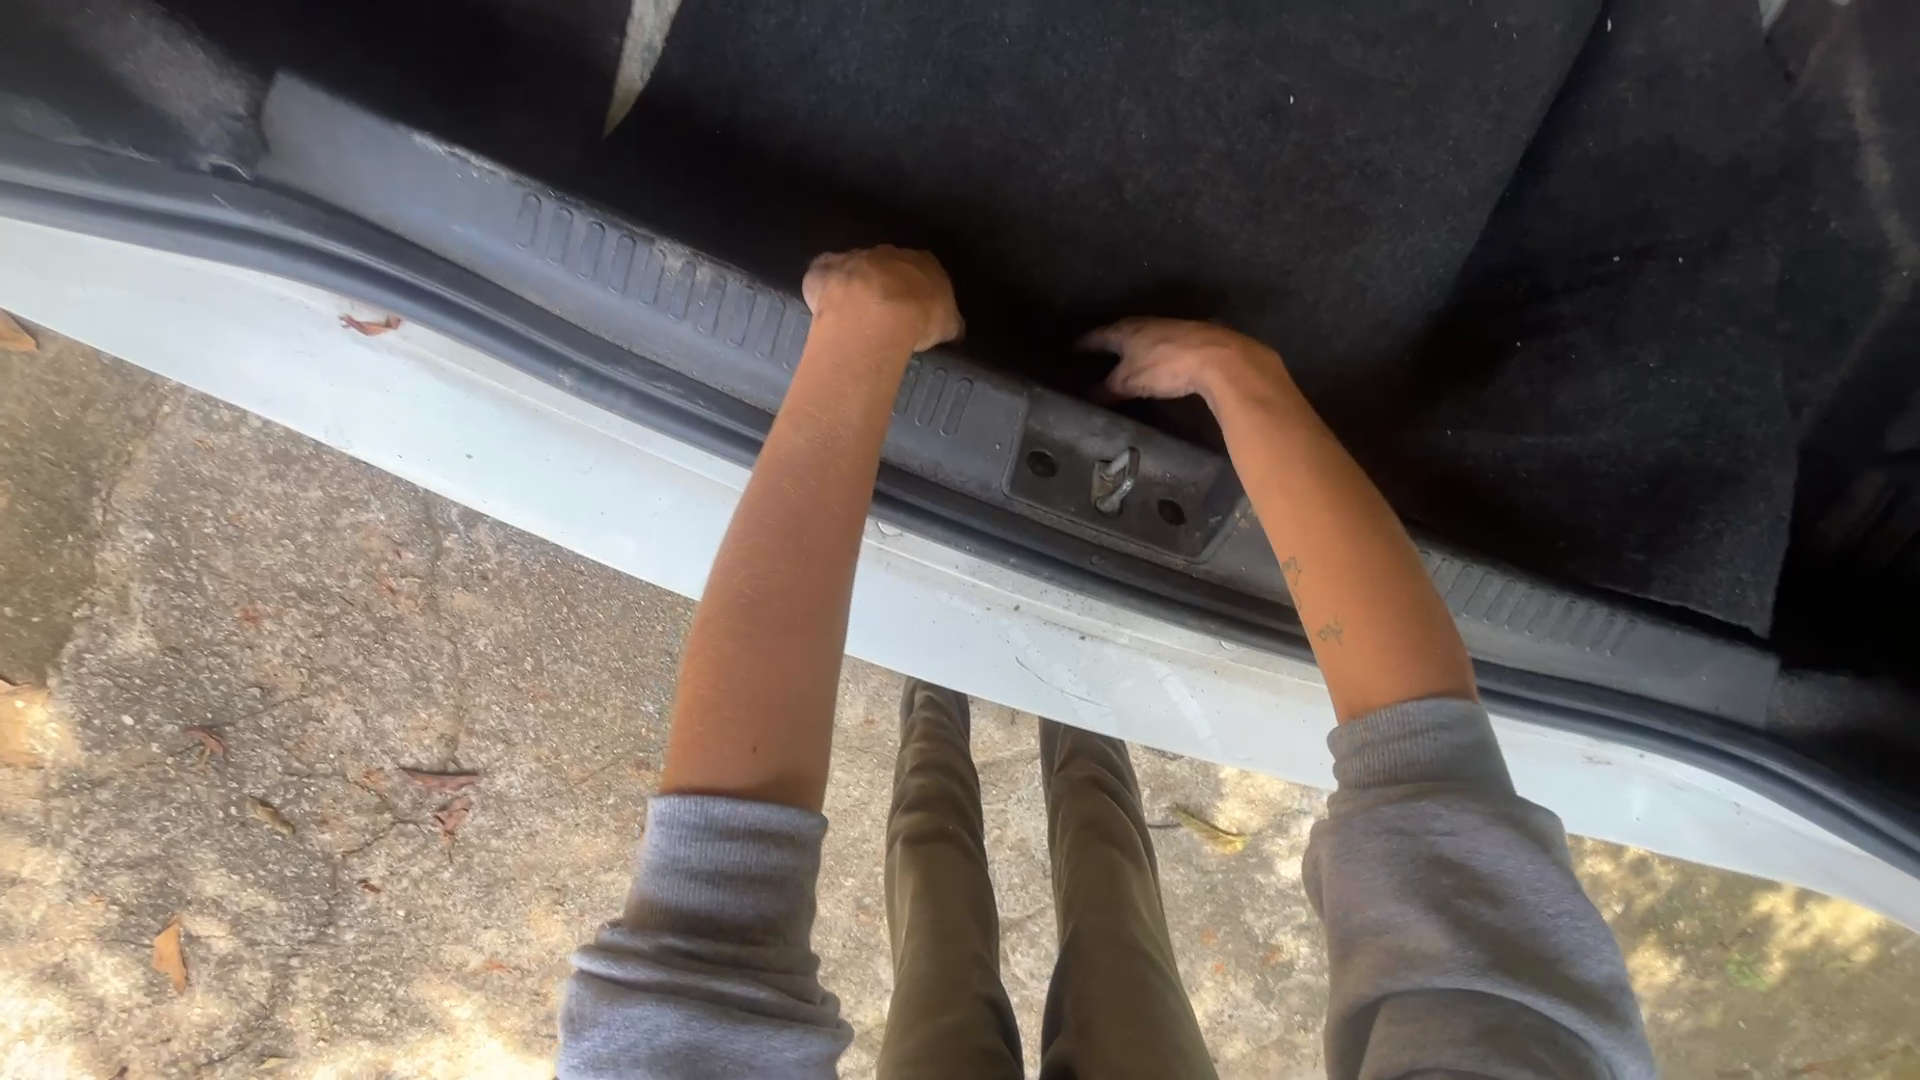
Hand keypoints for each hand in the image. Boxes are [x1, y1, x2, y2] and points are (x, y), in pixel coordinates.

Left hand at [803, 245, 963, 352]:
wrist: (879, 315)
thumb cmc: (921, 317)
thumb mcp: (948, 324)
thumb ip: (949, 320)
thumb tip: (953, 326)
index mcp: (922, 261)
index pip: (922, 270)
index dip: (917, 290)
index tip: (914, 309)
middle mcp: (887, 253)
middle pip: (886, 267)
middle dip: (884, 286)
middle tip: (883, 316)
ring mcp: (852, 258)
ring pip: (853, 270)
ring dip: (854, 288)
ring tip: (854, 318)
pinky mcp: (823, 271)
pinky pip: (822, 277)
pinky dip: (823, 289)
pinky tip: (826, 309)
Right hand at [1079, 317, 1285, 405]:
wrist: (1217, 357)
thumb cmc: (1164, 366)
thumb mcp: (1130, 382)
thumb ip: (1109, 388)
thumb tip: (1088, 396)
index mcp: (1125, 330)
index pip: (1097, 335)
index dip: (1084, 344)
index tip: (1073, 348)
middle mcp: (1145, 323)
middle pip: (1121, 331)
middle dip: (1109, 341)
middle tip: (1097, 352)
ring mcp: (1170, 327)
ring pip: (1143, 335)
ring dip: (1133, 346)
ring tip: (1124, 357)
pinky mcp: (1190, 337)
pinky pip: (1161, 343)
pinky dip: (1152, 351)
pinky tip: (1154, 360)